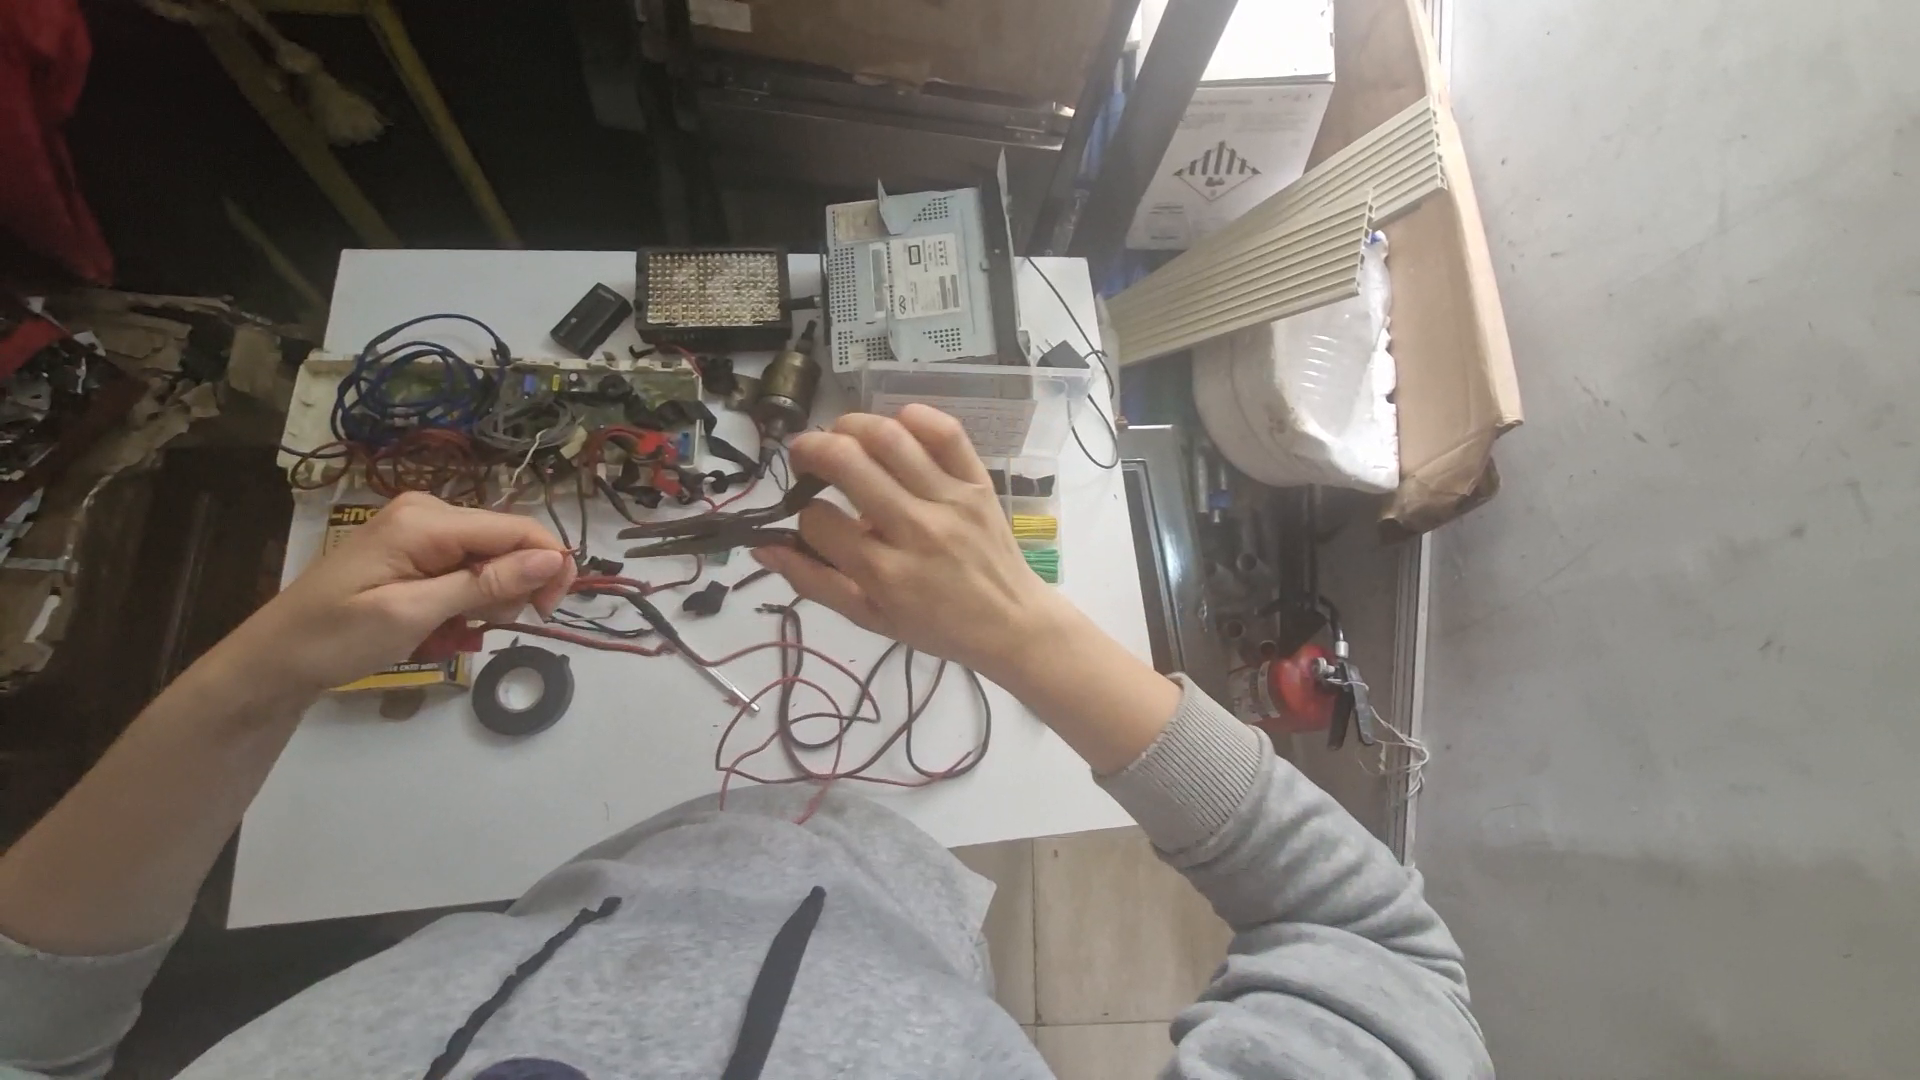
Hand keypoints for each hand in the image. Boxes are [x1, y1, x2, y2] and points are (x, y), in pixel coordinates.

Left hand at [214, 492, 576, 699]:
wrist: (272, 661)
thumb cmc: (335, 638)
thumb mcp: (414, 614)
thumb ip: (486, 583)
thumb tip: (555, 559)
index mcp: (426, 520)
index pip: (519, 529)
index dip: (549, 566)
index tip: (545, 612)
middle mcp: (430, 511)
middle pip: (510, 540)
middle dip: (516, 584)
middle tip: (489, 625)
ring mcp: (423, 528)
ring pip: (496, 555)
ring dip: (494, 595)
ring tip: (462, 626)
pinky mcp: (419, 547)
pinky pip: (472, 564)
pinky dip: (473, 595)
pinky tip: (452, 617)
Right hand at [751, 406, 1072, 681]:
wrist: (1011, 624)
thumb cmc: (936, 626)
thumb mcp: (870, 619)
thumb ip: (815, 583)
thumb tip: (764, 547)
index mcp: (885, 572)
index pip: (820, 521)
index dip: (804, 516)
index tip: (813, 521)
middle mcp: (915, 529)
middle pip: (847, 463)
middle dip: (810, 450)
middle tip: (804, 456)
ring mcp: (951, 500)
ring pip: (890, 438)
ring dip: (851, 426)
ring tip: (841, 436)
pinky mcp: (978, 482)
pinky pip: (947, 434)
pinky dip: (914, 417)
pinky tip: (895, 427)